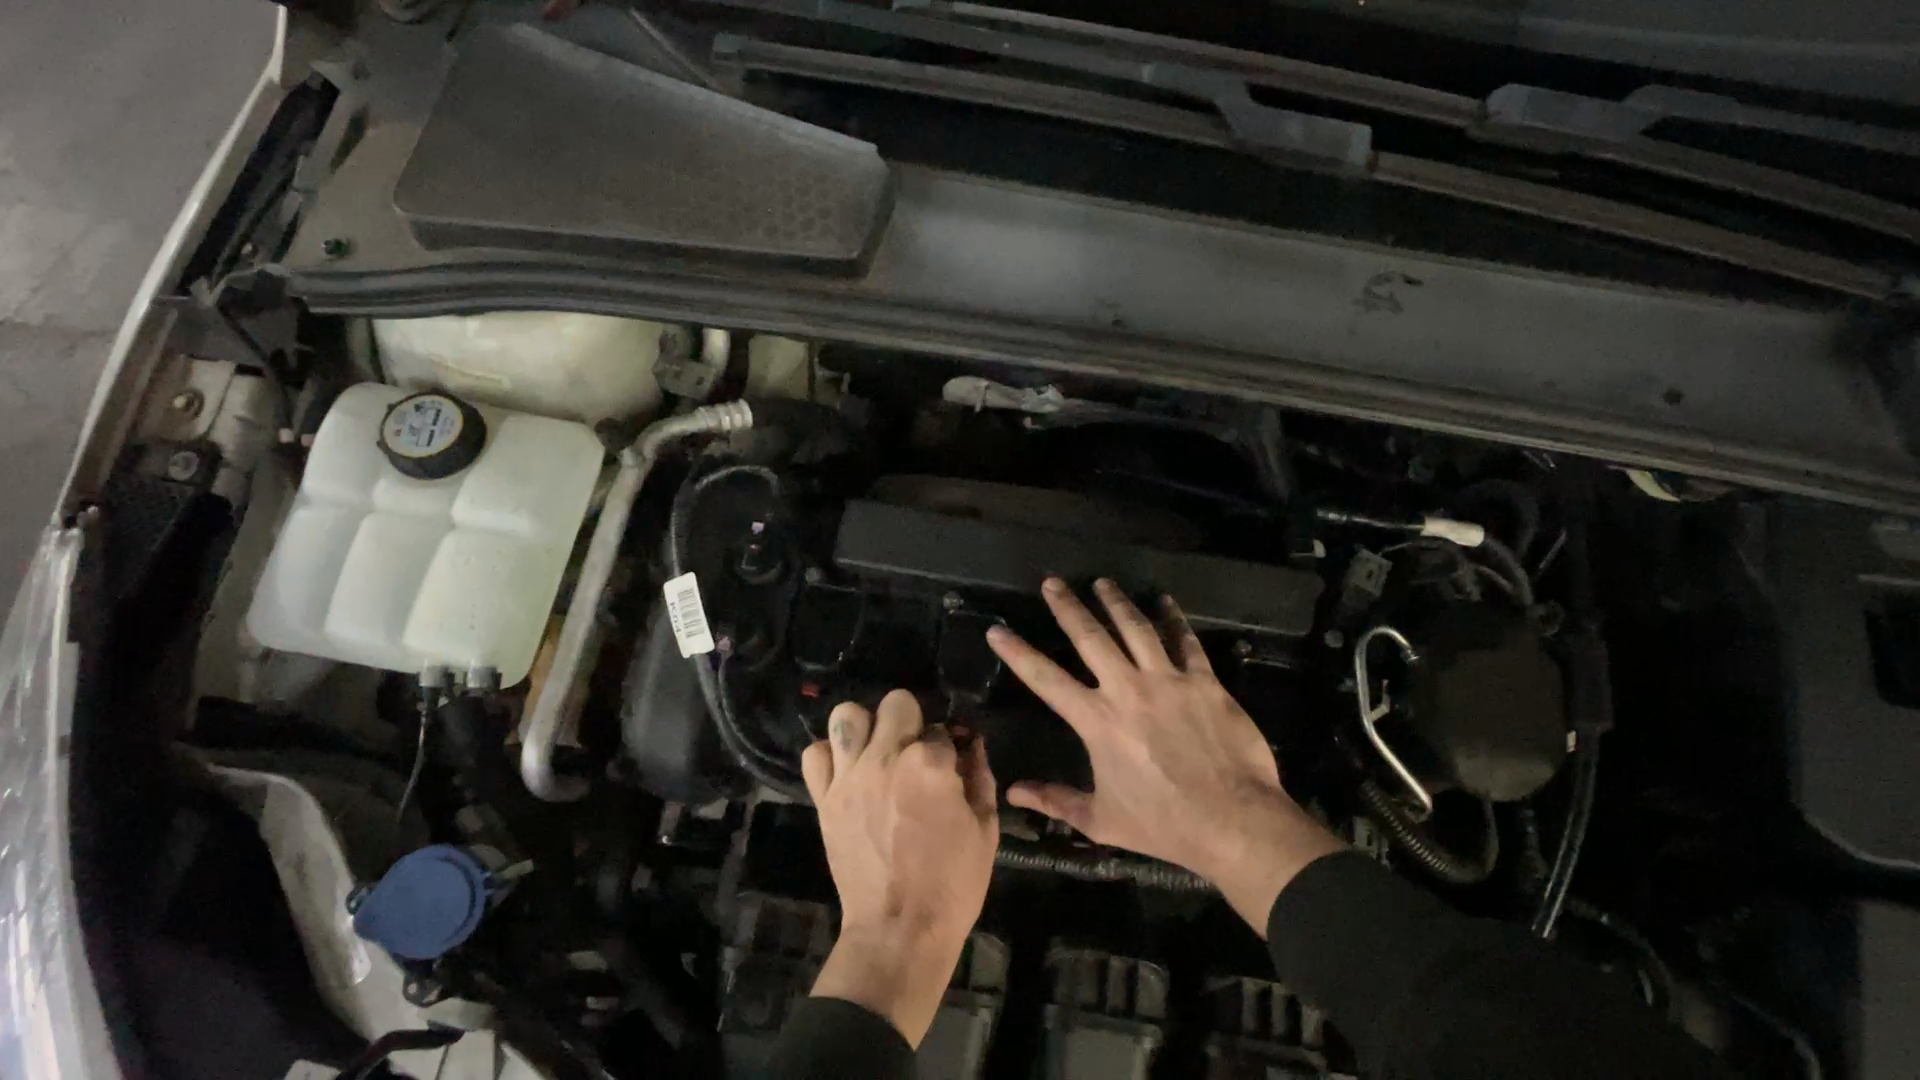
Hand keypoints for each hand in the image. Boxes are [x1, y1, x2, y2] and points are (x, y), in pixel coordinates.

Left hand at [800, 690, 998, 1045]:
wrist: (899, 931)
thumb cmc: (952, 885)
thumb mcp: (985, 830)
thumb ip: (980, 777)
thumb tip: (972, 743)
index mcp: (930, 765)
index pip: (942, 728)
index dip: (949, 747)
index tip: (950, 766)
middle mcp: (886, 758)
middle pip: (896, 704)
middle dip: (911, 722)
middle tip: (914, 753)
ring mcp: (850, 777)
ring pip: (847, 715)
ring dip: (866, 728)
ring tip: (876, 752)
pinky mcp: (825, 799)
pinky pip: (815, 754)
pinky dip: (830, 756)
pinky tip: (847, 771)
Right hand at [986, 578, 1345, 928]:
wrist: (1233, 821)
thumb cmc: (1163, 824)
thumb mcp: (1101, 820)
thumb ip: (1056, 800)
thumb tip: (1013, 793)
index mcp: (1097, 721)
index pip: (1046, 679)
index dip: (1018, 653)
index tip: (998, 631)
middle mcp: (1127, 689)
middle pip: (1090, 637)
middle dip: (1067, 607)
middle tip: (1052, 582)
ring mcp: (1168, 681)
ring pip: (1136, 629)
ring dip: (1116, 602)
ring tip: (1102, 582)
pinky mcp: (1204, 682)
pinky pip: (1186, 642)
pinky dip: (1174, 619)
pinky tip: (1165, 601)